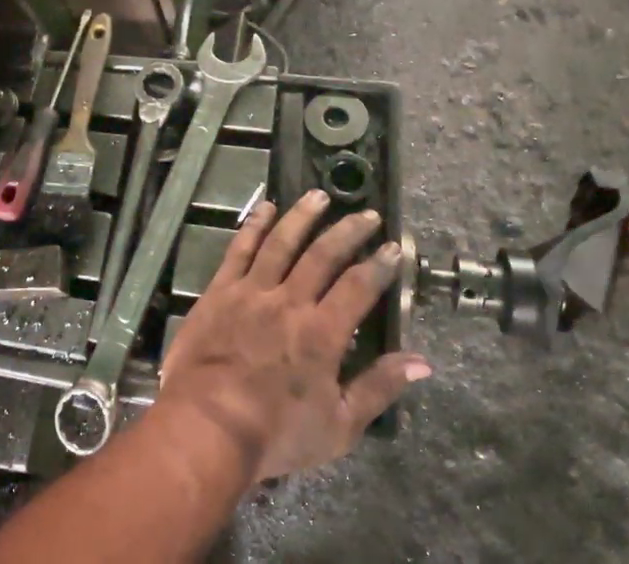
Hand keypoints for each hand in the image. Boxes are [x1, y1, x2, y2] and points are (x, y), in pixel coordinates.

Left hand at [158, 190, 431, 483]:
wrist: (206, 426)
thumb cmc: (276, 433)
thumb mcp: (339, 425)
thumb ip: (378, 387)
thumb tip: (421, 362)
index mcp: (323, 332)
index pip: (359, 286)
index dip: (379, 265)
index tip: (394, 248)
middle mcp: (290, 301)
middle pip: (323, 255)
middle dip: (348, 231)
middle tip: (366, 214)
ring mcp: (251, 291)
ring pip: (281, 242)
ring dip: (302, 216)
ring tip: (318, 195)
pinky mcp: (219, 291)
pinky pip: (240, 250)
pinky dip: (254, 226)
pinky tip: (265, 209)